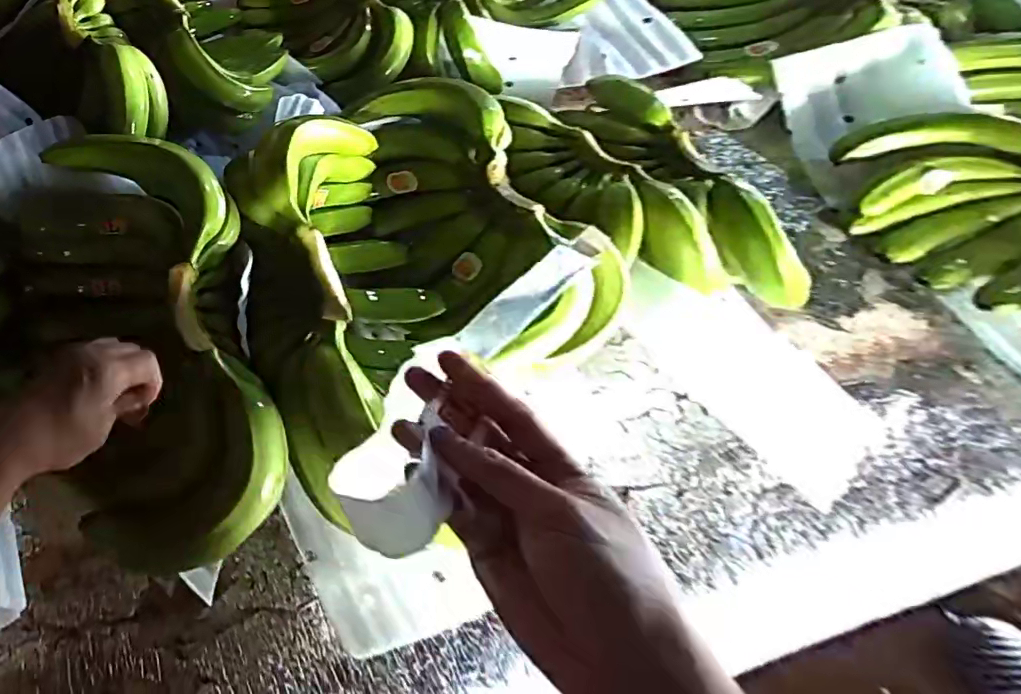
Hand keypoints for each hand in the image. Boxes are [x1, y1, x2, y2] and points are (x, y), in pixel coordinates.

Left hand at [0, 338, 161, 478]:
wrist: (14, 434)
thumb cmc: (63, 437)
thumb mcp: (101, 427)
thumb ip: (123, 405)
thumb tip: (137, 397)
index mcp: (109, 367)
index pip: (147, 360)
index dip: (154, 381)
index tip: (144, 406)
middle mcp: (94, 351)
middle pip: (131, 348)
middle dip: (138, 372)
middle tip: (131, 402)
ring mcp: (74, 350)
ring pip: (111, 346)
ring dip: (120, 366)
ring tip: (112, 396)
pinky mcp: (59, 356)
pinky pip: (91, 351)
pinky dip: (101, 364)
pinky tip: (92, 389)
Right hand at [393, 353, 739, 693]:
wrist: (622, 665)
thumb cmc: (610, 576)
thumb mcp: (559, 512)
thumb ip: (499, 472)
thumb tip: (444, 436)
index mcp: (559, 468)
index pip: (513, 414)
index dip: (479, 384)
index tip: (446, 357)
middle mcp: (527, 483)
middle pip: (478, 434)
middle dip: (446, 405)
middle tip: (411, 377)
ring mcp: (503, 514)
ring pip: (458, 468)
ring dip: (429, 444)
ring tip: (398, 422)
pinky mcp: (482, 544)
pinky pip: (449, 506)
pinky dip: (427, 486)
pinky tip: (407, 469)